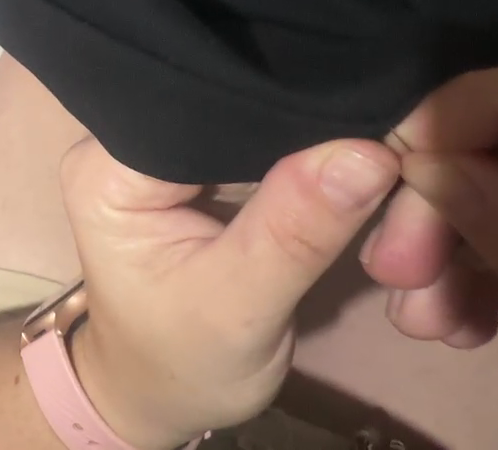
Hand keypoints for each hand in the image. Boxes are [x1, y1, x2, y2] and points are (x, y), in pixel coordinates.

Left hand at [58, 136, 400, 449]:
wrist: (155, 391)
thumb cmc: (180, 361)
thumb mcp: (239, 307)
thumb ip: (295, 229)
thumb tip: (366, 148)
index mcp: (108, 166)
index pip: (203, 106)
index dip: (280, 111)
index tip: (362, 128)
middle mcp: (123, 139)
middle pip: (227, 105)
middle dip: (304, 132)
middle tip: (388, 160)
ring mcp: (156, 146)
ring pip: (247, 119)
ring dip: (311, 147)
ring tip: (376, 174)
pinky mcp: (189, 160)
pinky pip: (253, 140)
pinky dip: (301, 161)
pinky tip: (347, 175)